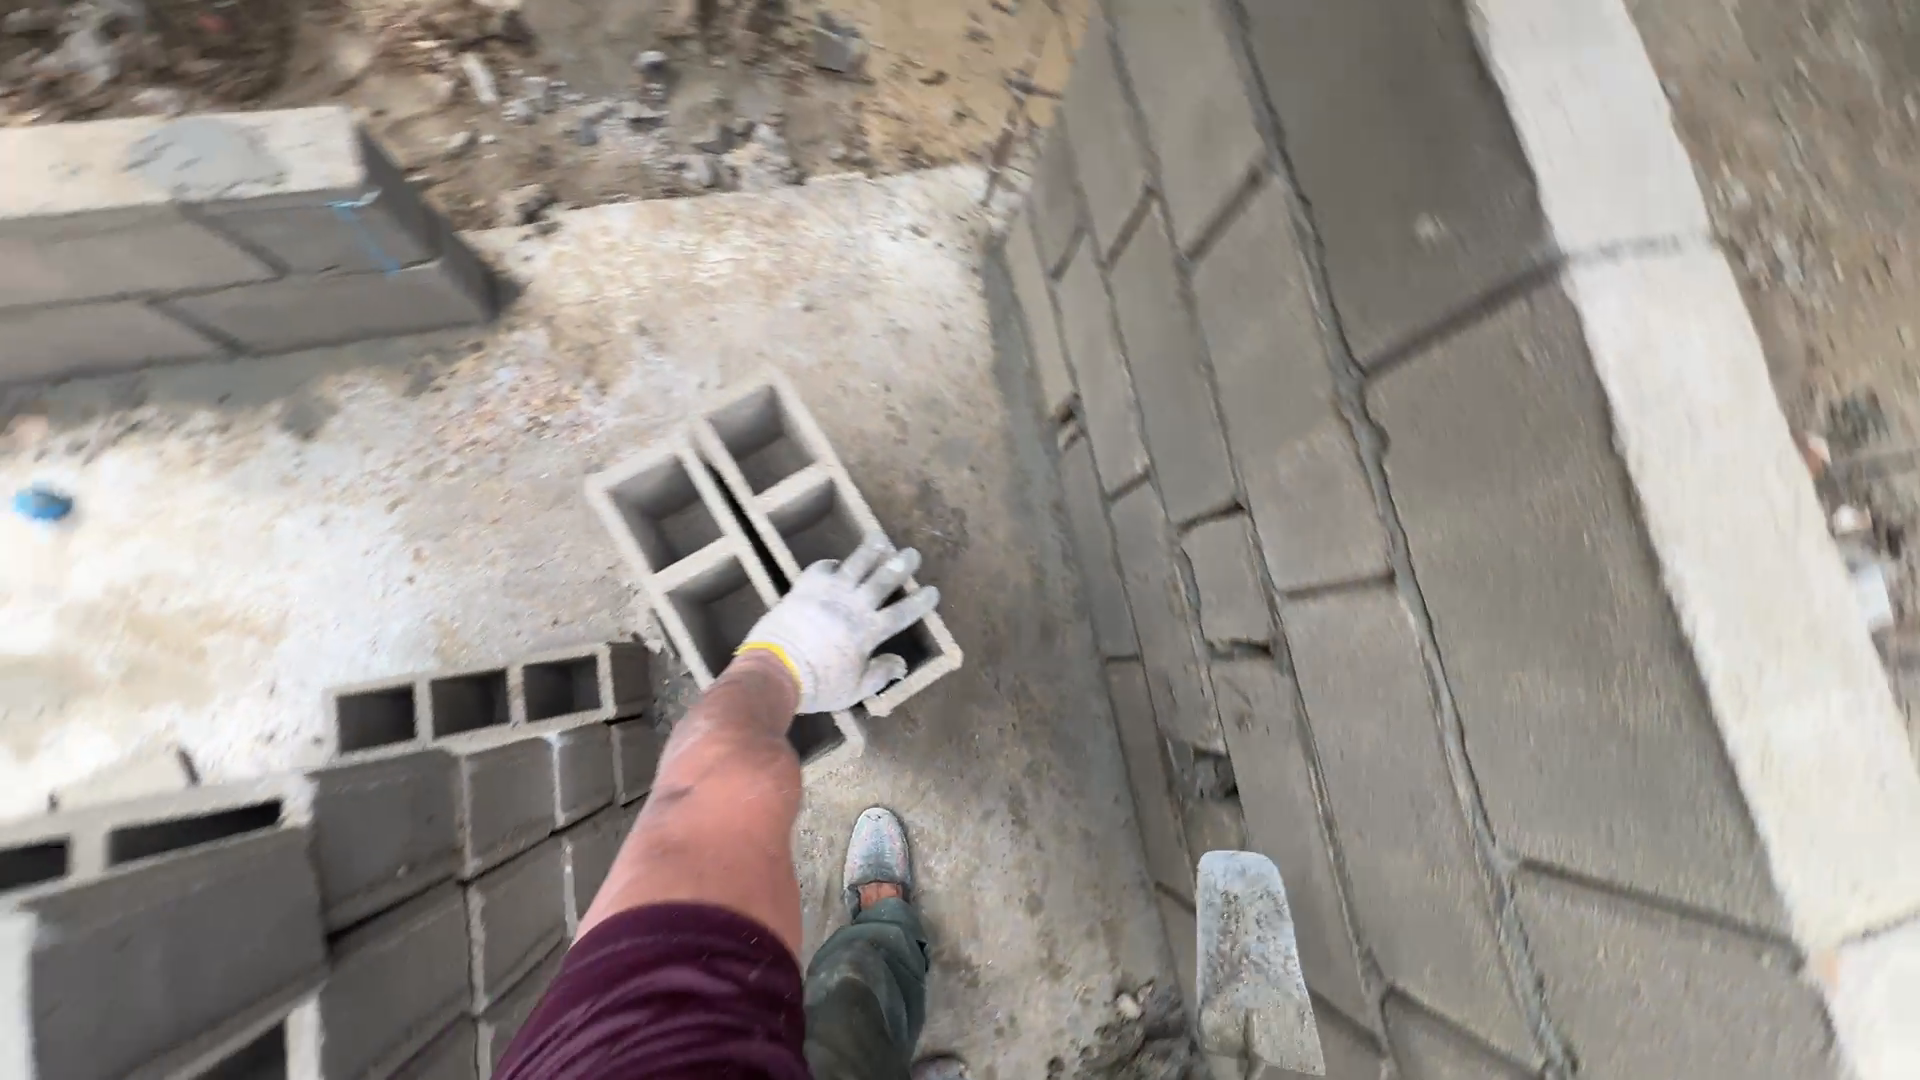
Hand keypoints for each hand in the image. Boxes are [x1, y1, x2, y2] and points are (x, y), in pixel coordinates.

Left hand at [735, 534, 941, 713]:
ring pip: (856, 564)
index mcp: (870, 631)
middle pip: (884, 578)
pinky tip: (837, 563)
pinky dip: (832, 564)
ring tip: (880, 538)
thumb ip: (879, 674)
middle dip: (901, 565)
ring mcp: (830, 592)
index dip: (920, 601)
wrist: (775, 670)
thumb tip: (900, 665)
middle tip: (912, 554)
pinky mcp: (805, 587)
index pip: (903, 612)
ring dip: (870, 550)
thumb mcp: (854, 690)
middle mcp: (854, 605)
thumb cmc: (818, 685)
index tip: (932, 591)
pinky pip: (822, 568)